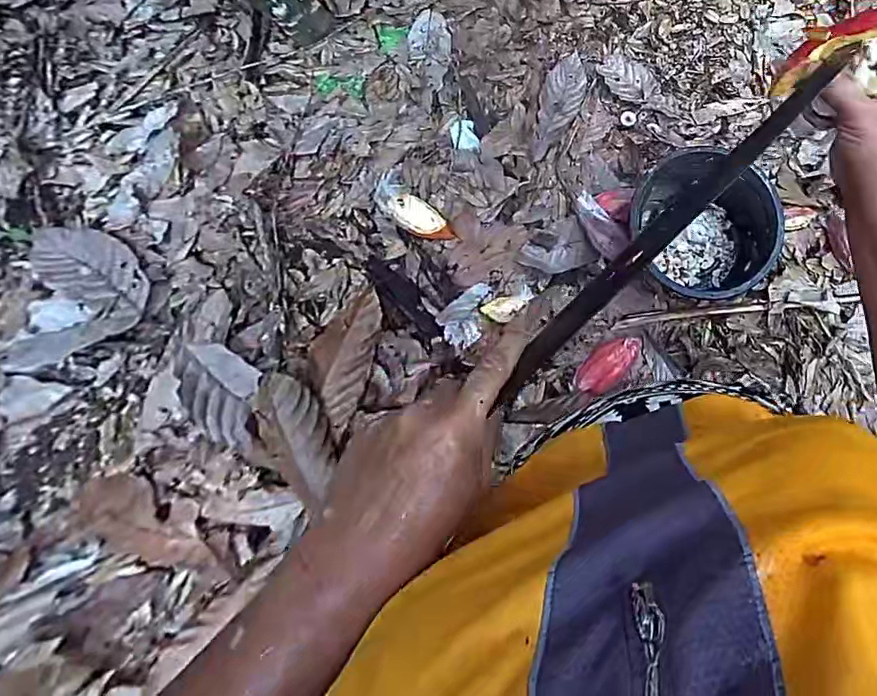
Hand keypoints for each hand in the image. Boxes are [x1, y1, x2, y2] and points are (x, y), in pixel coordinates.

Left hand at [163, 322, 534, 695]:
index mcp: (459, 422)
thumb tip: (487, 416)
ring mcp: (389, 418)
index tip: (525, 316)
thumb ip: (483, 441)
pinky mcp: (362, 431)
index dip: (512, 343)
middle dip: (461, 403)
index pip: (492, 370)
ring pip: (422, 408)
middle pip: (453, 388)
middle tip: (460, 438)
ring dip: (428, 426)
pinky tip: (392, 475)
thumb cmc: (429, 530)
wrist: (351, 560)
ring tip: (418, 470)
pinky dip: (401, 440)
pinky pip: (394, 424)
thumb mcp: (476, 486)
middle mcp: (424, 409)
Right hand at [821, 55, 876, 204]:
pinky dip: (833, 95)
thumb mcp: (861, 115)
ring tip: (832, 59)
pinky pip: (845, 104)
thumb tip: (818, 67)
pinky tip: (821, 89)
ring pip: (865, 86)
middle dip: (873, 54)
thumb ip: (838, 87)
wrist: (869, 200)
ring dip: (849, 75)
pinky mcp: (857, 129)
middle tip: (855, 38)